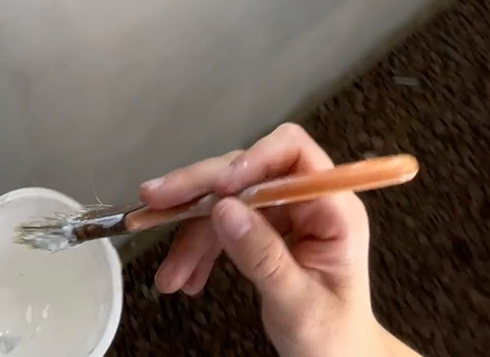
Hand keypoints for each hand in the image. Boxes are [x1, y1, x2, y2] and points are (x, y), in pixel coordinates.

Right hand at [143, 123, 417, 356]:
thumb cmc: (334, 338)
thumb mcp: (301, 306)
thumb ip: (264, 258)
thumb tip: (223, 209)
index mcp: (331, 206)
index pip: (292, 151)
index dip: (254, 157)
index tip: (219, 185)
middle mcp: (302, 197)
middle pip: (245, 170)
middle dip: (199, 189)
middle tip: (155, 200)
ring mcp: (280, 210)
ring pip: (224, 198)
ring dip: (191, 231)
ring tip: (169, 275)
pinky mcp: (261, 226)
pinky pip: (221, 222)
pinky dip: (197, 247)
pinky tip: (183, 277)